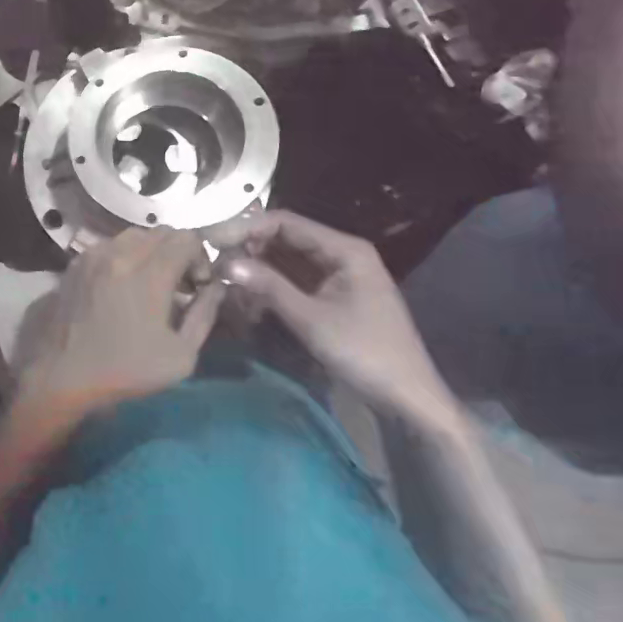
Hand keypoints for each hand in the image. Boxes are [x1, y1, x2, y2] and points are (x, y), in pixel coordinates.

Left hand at [15, 229, 222, 424]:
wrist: (61, 374)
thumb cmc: (125, 370)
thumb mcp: (181, 355)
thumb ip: (204, 314)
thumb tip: (215, 286)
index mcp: (149, 273)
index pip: (187, 238)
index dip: (201, 258)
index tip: (196, 286)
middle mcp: (120, 253)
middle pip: (161, 232)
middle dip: (178, 252)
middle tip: (177, 285)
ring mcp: (94, 254)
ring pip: (134, 235)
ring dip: (150, 252)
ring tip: (149, 284)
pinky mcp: (75, 262)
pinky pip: (109, 245)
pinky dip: (124, 256)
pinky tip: (121, 286)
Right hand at [217, 211, 451, 421]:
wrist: (409, 399)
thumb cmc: (365, 353)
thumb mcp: (312, 319)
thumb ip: (268, 287)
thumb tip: (225, 263)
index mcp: (344, 249)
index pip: (285, 222)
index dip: (247, 228)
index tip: (213, 241)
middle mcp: (340, 253)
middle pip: (284, 238)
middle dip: (249, 248)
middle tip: (215, 262)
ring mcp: (337, 275)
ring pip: (286, 259)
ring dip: (257, 267)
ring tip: (225, 278)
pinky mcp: (332, 296)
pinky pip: (295, 279)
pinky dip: (271, 284)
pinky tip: (248, 295)